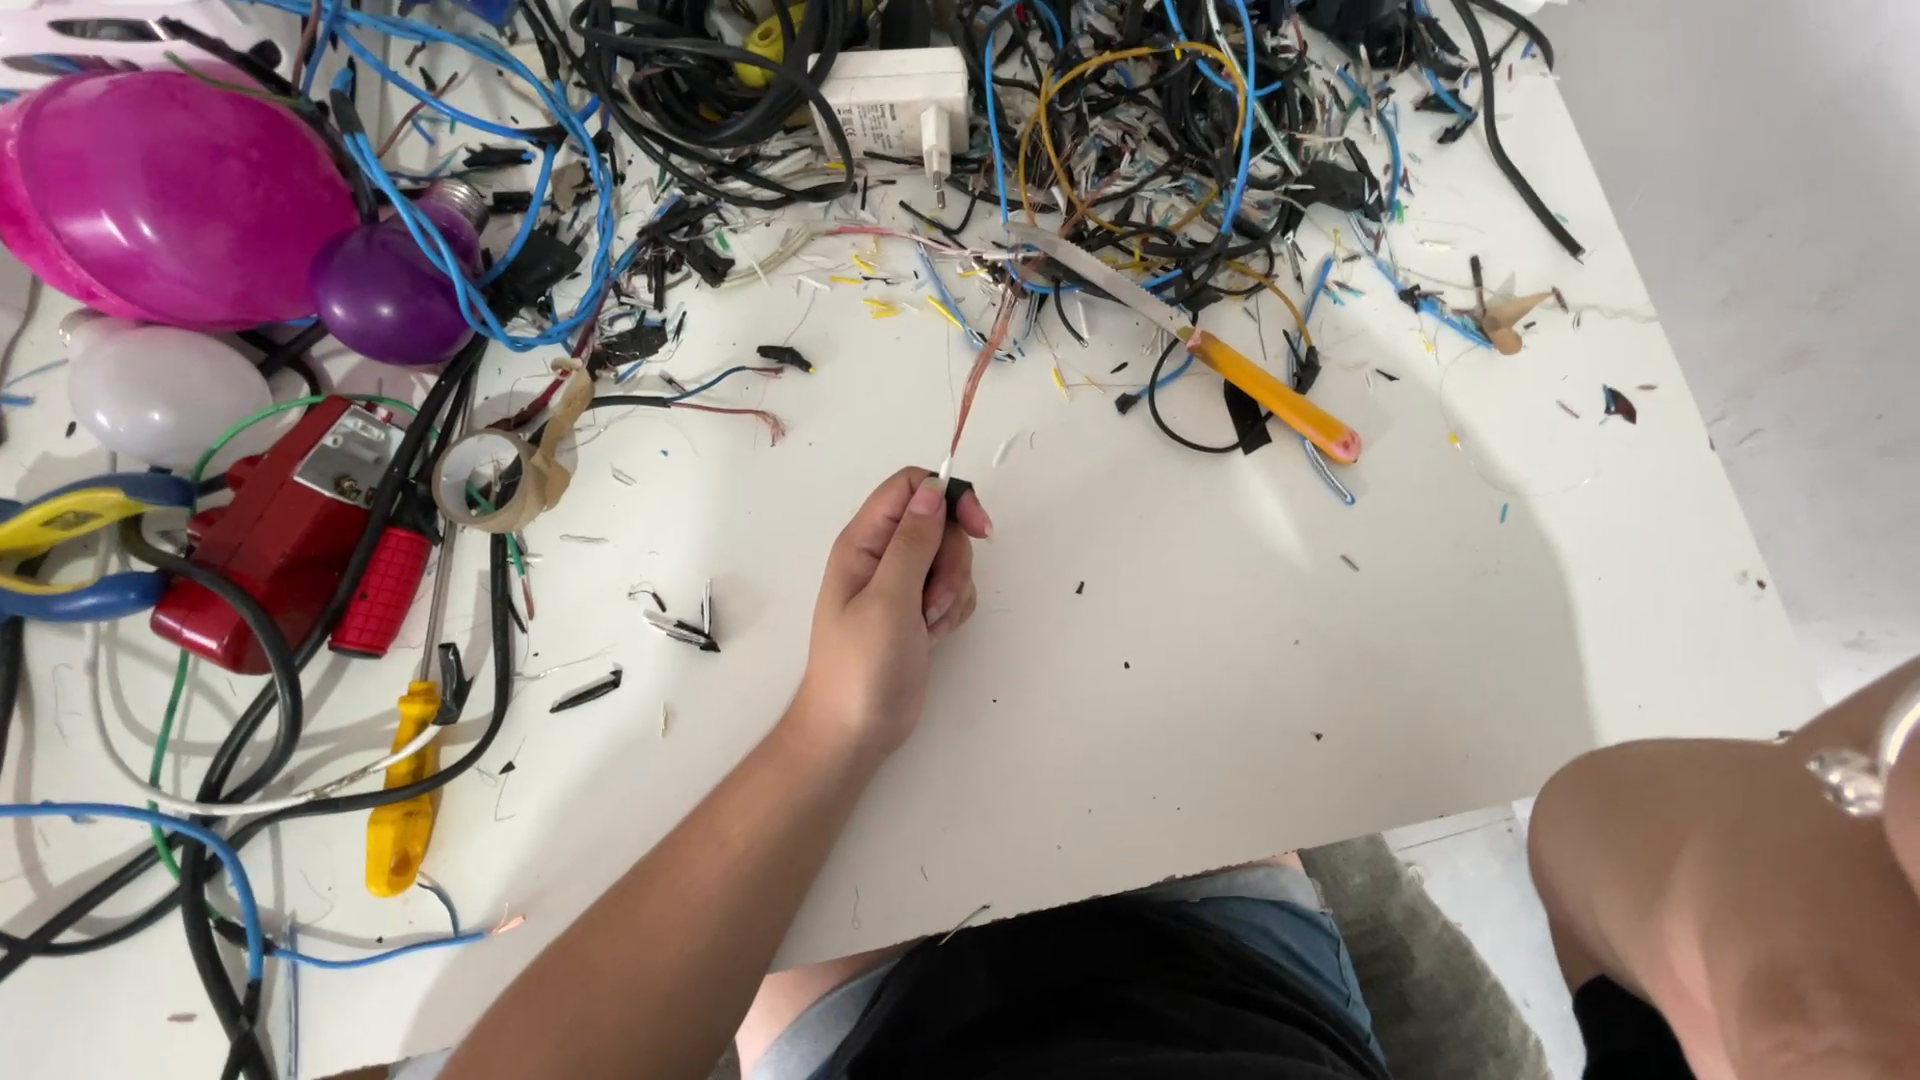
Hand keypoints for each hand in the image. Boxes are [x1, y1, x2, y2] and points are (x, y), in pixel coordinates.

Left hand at [791, 467, 990, 760]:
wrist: (855, 729)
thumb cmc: (862, 664)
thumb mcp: (888, 597)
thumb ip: (913, 540)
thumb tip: (933, 489)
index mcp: (864, 541)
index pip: (909, 487)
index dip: (948, 497)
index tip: (977, 527)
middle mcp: (883, 555)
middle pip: (940, 523)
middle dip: (951, 559)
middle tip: (933, 599)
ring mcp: (903, 584)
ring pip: (951, 557)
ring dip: (952, 589)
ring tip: (929, 624)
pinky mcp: (919, 610)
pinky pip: (953, 588)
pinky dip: (953, 609)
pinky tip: (935, 635)